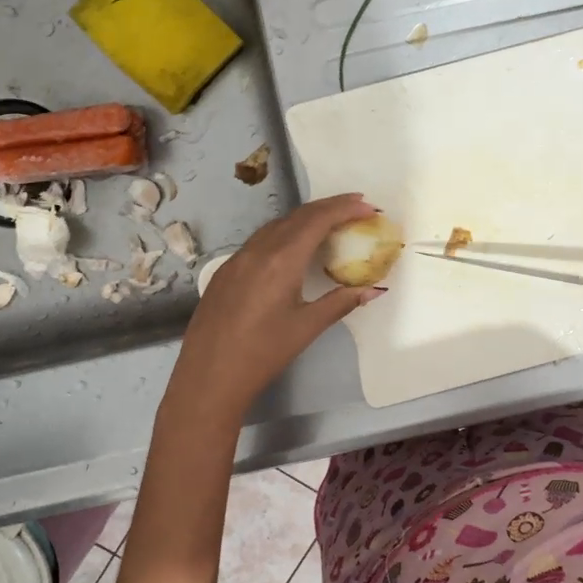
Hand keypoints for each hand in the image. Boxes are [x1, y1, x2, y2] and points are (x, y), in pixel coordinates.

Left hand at [173, 193, 385, 407]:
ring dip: (306, 218)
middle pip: (298, 216)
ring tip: (330, 221)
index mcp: (281, 260)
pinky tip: (293, 246)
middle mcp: (258, 250)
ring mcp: (238, 259)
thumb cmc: (262, 353)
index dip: (345, 208)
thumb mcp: (306, 327)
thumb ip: (341, 302)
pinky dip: (284, 232)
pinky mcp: (225, 271)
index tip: (369, 206)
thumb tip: (374, 289)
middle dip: (329, 207)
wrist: (208, 376)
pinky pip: (260, 240)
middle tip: (357, 206)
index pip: (318, 220)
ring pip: (276, 225)